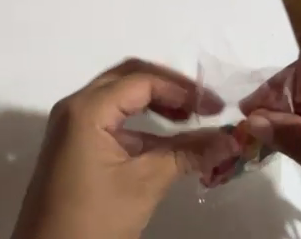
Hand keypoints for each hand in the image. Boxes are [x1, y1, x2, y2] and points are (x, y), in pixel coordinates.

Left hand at [12, 59, 228, 238]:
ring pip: (119, 96)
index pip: (141, 80)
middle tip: (203, 105)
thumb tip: (229, 140)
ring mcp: (71, 124)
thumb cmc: (94, 221)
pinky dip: (139, 124)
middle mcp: (75, 105)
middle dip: (169, 88)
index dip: (181, 90)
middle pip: (129, 78)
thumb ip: (186, 154)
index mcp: (87, 108)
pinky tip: (166, 140)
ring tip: (190, 119)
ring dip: (155, 103)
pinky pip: (110, 118)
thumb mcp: (144, 185)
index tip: (214, 107)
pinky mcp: (74, 143)